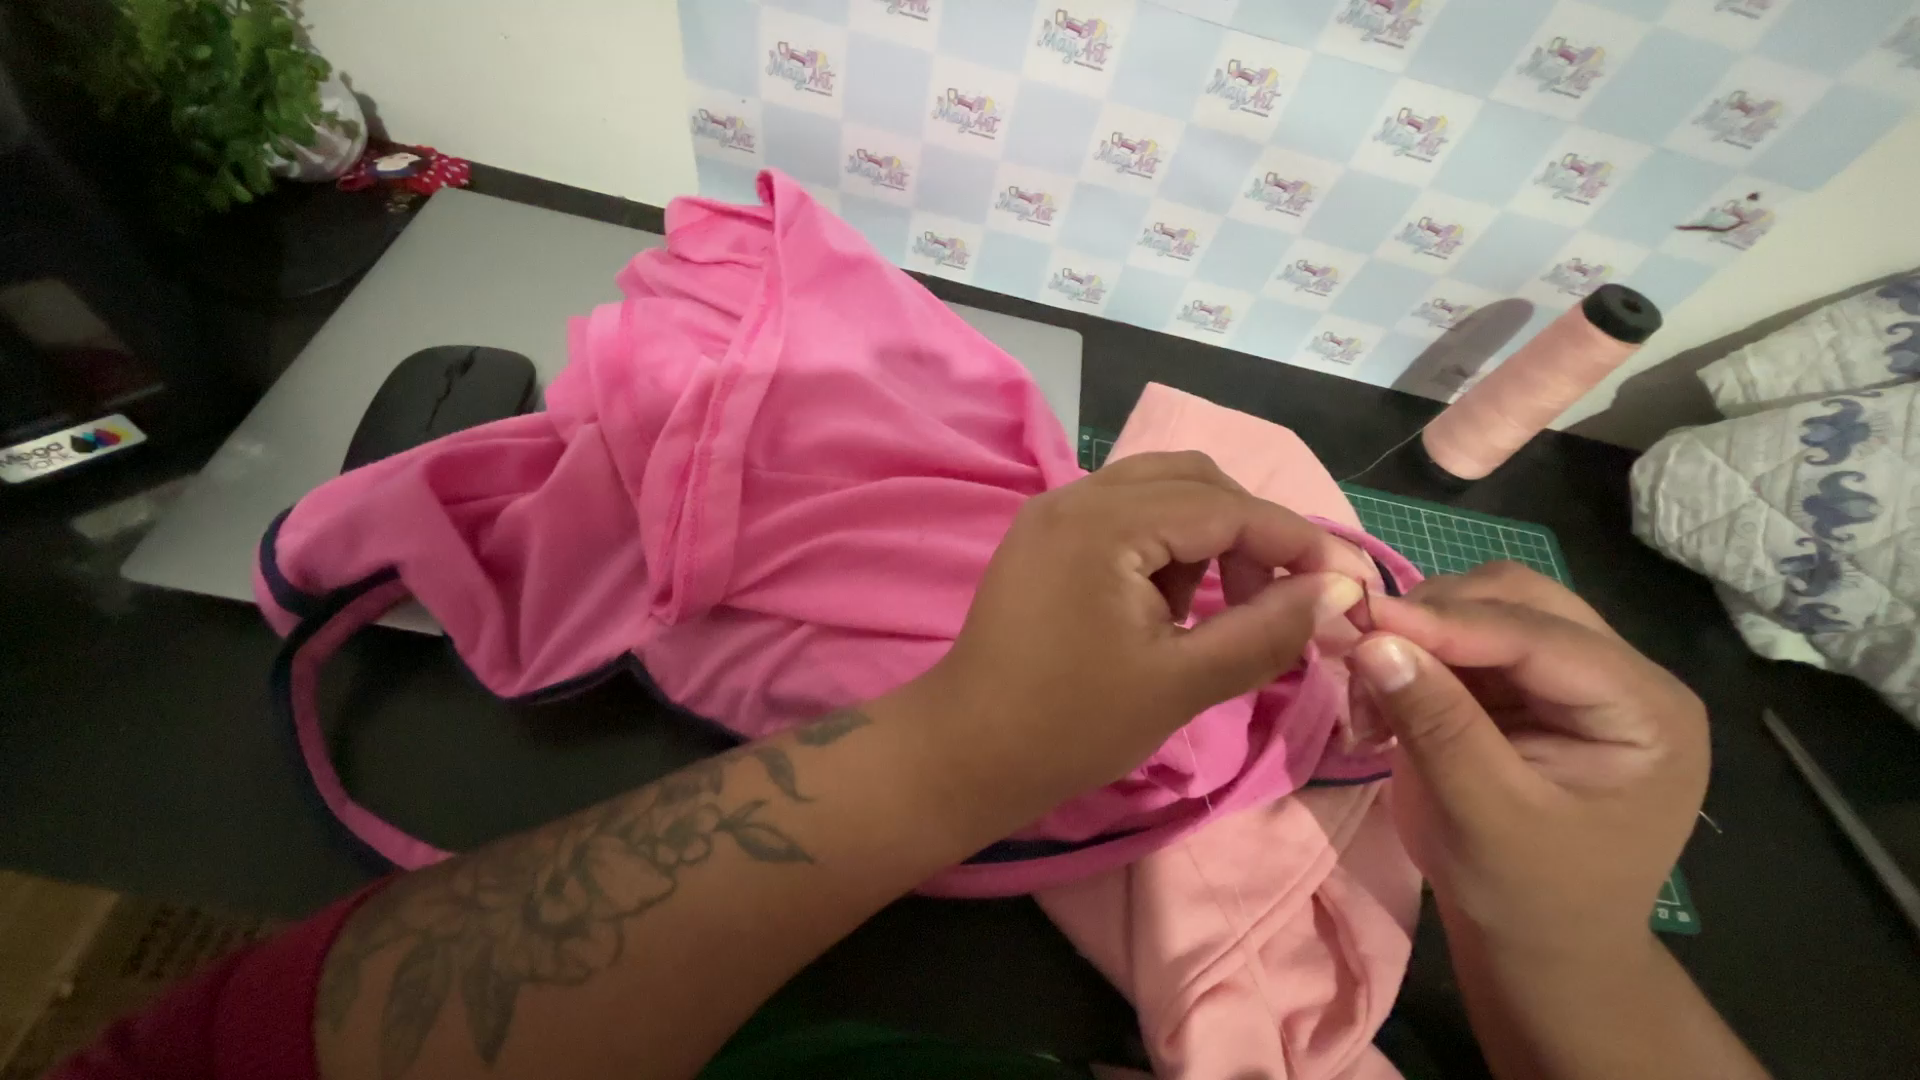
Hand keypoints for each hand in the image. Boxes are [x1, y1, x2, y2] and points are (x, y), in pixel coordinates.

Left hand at [901, 451, 1363, 802]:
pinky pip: (1121, 516)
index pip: (1225, 507)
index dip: (1295, 541)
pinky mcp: (1042, 538)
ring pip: (1156, 493)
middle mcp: (1074, 497)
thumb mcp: (1182, 683)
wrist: (968, 751)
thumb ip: (1266, 630)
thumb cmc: (1071, 725)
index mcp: (1104, 523)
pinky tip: (1163, 604)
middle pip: (1192, 481)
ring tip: (1212, 610)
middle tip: (1273, 598)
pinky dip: (1160, 546)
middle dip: (1247, 531)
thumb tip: (1336, 591)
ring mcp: (1051, 513)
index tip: (1347, 583)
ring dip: (1204, 537)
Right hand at [1350, 561, 1708, 957]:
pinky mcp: (1517, 685)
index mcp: (1644, 711)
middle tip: (1362, 645)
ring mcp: (1564, 676)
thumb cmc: (1528, 891)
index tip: (1363, 617)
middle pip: (1516, 599)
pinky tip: (1381, 698)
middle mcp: (1615, 676)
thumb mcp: (1483, 813)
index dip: (1449, 622)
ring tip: (1370, 688)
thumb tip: (1372, 640)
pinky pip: (1454, 640)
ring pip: (1480, 607)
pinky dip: (1409, 656)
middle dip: (1434, 616)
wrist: (1534, 938)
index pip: (1541, 637)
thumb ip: (1436, 723)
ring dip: (1415, 634)